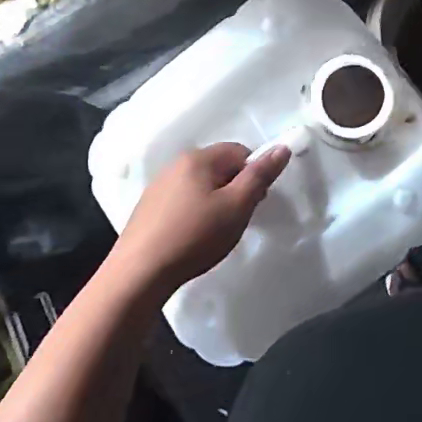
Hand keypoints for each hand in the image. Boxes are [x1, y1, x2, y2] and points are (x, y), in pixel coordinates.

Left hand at [107, 143, 290, 290]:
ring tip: (214, 231)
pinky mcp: (149, 207)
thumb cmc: (195, 236)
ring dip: (216, 201)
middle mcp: (176, 164)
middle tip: (236, 219)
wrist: (140, 273)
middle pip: (220, 167)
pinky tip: (192, 236)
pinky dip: (196, 212)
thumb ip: (260, 176)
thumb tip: (281, 148)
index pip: (240, 151)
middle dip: (235, 188)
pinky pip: (184, 199)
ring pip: (202, 184)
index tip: (254, 203)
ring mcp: (159, 185)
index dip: (254, 175)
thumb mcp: (237, 206)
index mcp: (198, 158)